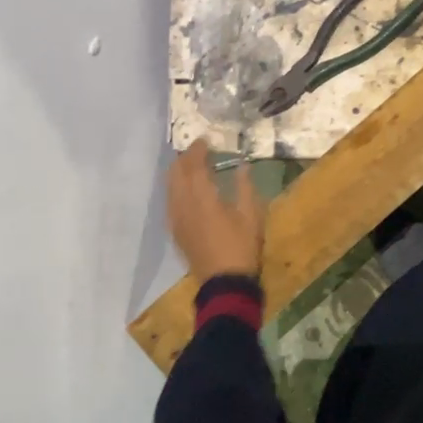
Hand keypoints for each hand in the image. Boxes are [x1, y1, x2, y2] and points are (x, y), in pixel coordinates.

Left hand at [167, 139, 263, 280]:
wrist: (224, 282)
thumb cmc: (242, 247)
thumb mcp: (252, 215)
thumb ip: (245, 187)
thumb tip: (242, 165)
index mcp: (203, 197)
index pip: (194, 165)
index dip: (198, 150)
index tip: (205, 140)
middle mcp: (184, 204)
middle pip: (176, 173)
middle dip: (185, 158)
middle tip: (198, 151)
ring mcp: (176, 218)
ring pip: (170, 187)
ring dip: (178, 172)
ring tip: (192, 167)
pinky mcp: (175, 230)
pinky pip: (170, 201)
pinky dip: (176, 188)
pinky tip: (187, 191)